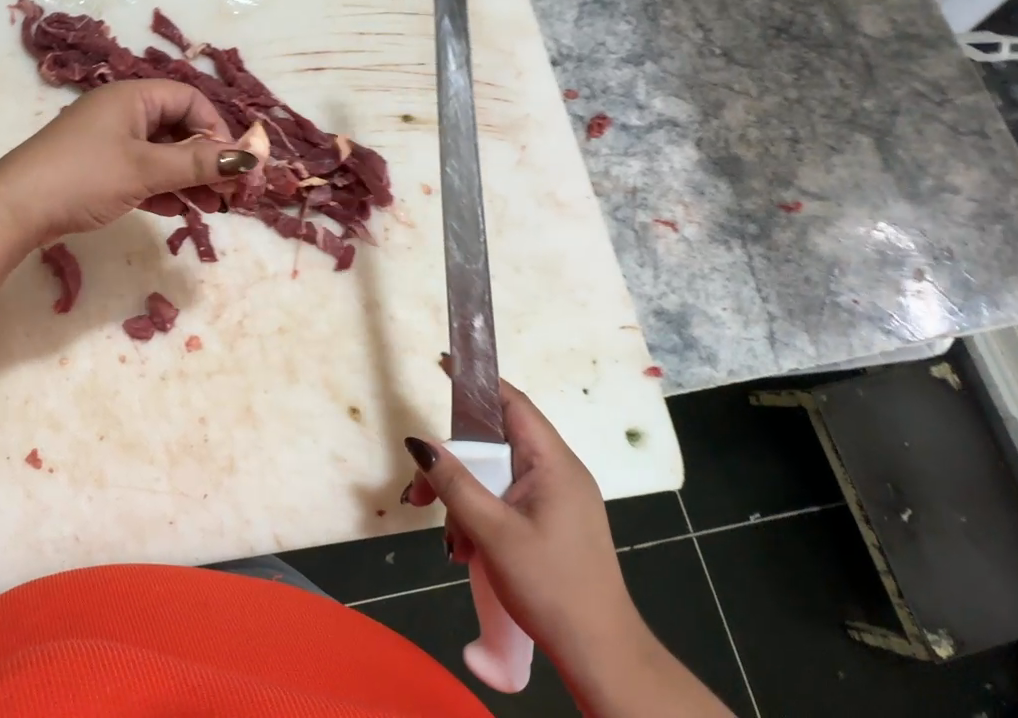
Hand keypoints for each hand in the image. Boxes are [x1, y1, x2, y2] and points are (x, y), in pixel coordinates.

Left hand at [0, 79, 254, 243]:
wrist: (16, 209)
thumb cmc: (83, 177)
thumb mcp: (145, 169)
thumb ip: (197, 163)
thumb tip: (249, 157)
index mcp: (132, 97)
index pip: (189, 100)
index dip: (216, 129)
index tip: (231, 164)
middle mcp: (121, 113)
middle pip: (178, 128)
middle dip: (207, 159)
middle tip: (231, 193)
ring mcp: (107, 142)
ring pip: (161, 154)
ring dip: (188, 179)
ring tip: (212, 208)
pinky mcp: (97, 170)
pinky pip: (141, 173)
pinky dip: (162, 189)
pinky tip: (177, 212)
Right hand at [403, 383, 645, 668]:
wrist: (599, 652)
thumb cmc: (550, 584)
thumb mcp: (492, 531)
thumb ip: (453, 482)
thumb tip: (419, 442)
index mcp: (553, 465)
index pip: (513, 404)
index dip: (477, 382)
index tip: (442, 364)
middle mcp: (558, 474)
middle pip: (494, 444)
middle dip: (452, 462)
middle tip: (418, 491)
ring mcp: (556, 500)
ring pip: (494, 476)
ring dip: (462, 497)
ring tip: (449, 539)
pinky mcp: (550, 523)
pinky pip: (504, 500)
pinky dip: (478, 515)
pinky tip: (466, 548)